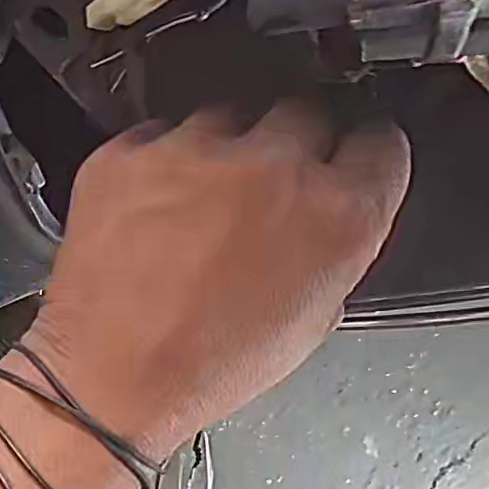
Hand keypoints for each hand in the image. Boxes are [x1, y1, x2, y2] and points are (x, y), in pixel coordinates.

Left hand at [23, 100, 408, 460]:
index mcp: (337, 214)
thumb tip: (331, 213)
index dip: (360, 154)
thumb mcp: (309, 320)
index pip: (379, 142)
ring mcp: (193, 152)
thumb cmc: (204, 366)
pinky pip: (158, 136)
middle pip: (305, 112)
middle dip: (292, 145)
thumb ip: (335, 247)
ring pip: (227, 117)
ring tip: (195, 207)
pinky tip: (152, 208)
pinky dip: (160, 163)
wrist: (109, 375)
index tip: (343, 158)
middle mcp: (270, 167)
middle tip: (261, 188)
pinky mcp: (129, 154)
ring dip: (222, 152)